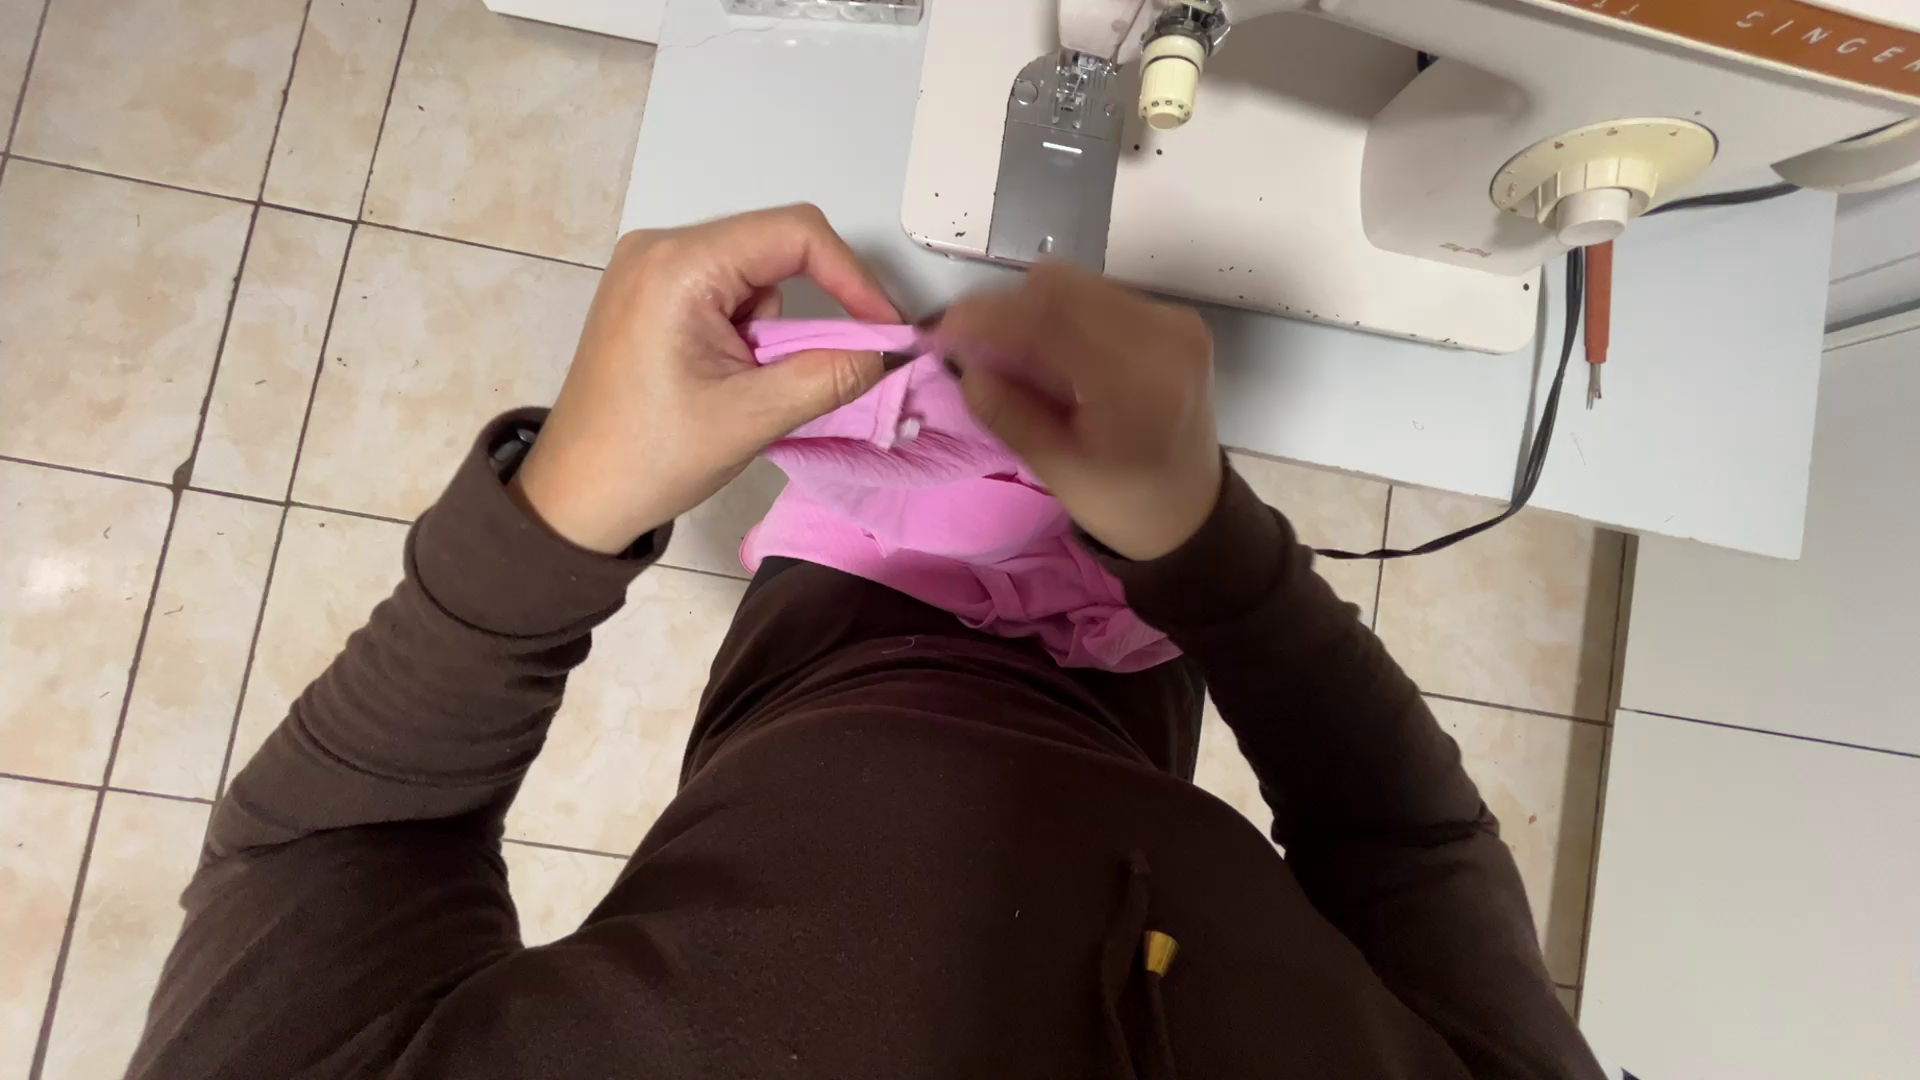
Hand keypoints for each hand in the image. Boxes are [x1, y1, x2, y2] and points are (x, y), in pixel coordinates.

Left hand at [510, 205, 898, 553]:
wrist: (579, 496)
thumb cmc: (652, 457)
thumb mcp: (752, 417)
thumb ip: (830, 376)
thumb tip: (891, 353)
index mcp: (679, 266)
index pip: (795, 235)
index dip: (855, 279)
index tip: (887, 331)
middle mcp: (662, 249)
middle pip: (776, 250)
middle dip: (814, 311)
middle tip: (830, 367)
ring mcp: (655, 271)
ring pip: (758, 279)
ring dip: (779, 332)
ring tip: (752, 389)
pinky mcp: (656, 297)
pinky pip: (732, 298)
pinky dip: (754, 336)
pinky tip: (732, 380)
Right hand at [934, 264, 1221, 560]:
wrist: (1189, 509)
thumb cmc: (1120, 501)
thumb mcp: (1055, 469)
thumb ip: (1007, 412)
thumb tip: (965, 363)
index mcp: (1136, 384)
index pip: (1050, 319)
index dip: (988, 316)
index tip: (943, 329)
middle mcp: (1164, 337)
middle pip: (1063, 287)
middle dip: (1007, 310)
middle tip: (978, 350)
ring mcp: (1176, 323)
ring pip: (1080, 285)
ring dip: (1036, 312)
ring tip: (1024, 363)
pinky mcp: (1177, 320)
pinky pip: (1102, 297)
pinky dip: (1066, 317)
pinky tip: (1060, 359)